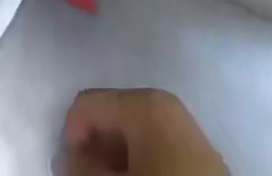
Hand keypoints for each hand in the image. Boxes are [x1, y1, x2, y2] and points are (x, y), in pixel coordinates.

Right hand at [60, 89, 228, 175]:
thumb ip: (81, 167)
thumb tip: (71, 157)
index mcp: (143, 103)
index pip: (87, 104)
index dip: (72, 136)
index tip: (74, 171)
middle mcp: (164, 106)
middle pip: (111, 119)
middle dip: (96, 149)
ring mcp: (186, 131)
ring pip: (133, 138)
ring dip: (117, 162)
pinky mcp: (201, 159)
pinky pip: (155, 152)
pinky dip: (140, 167)